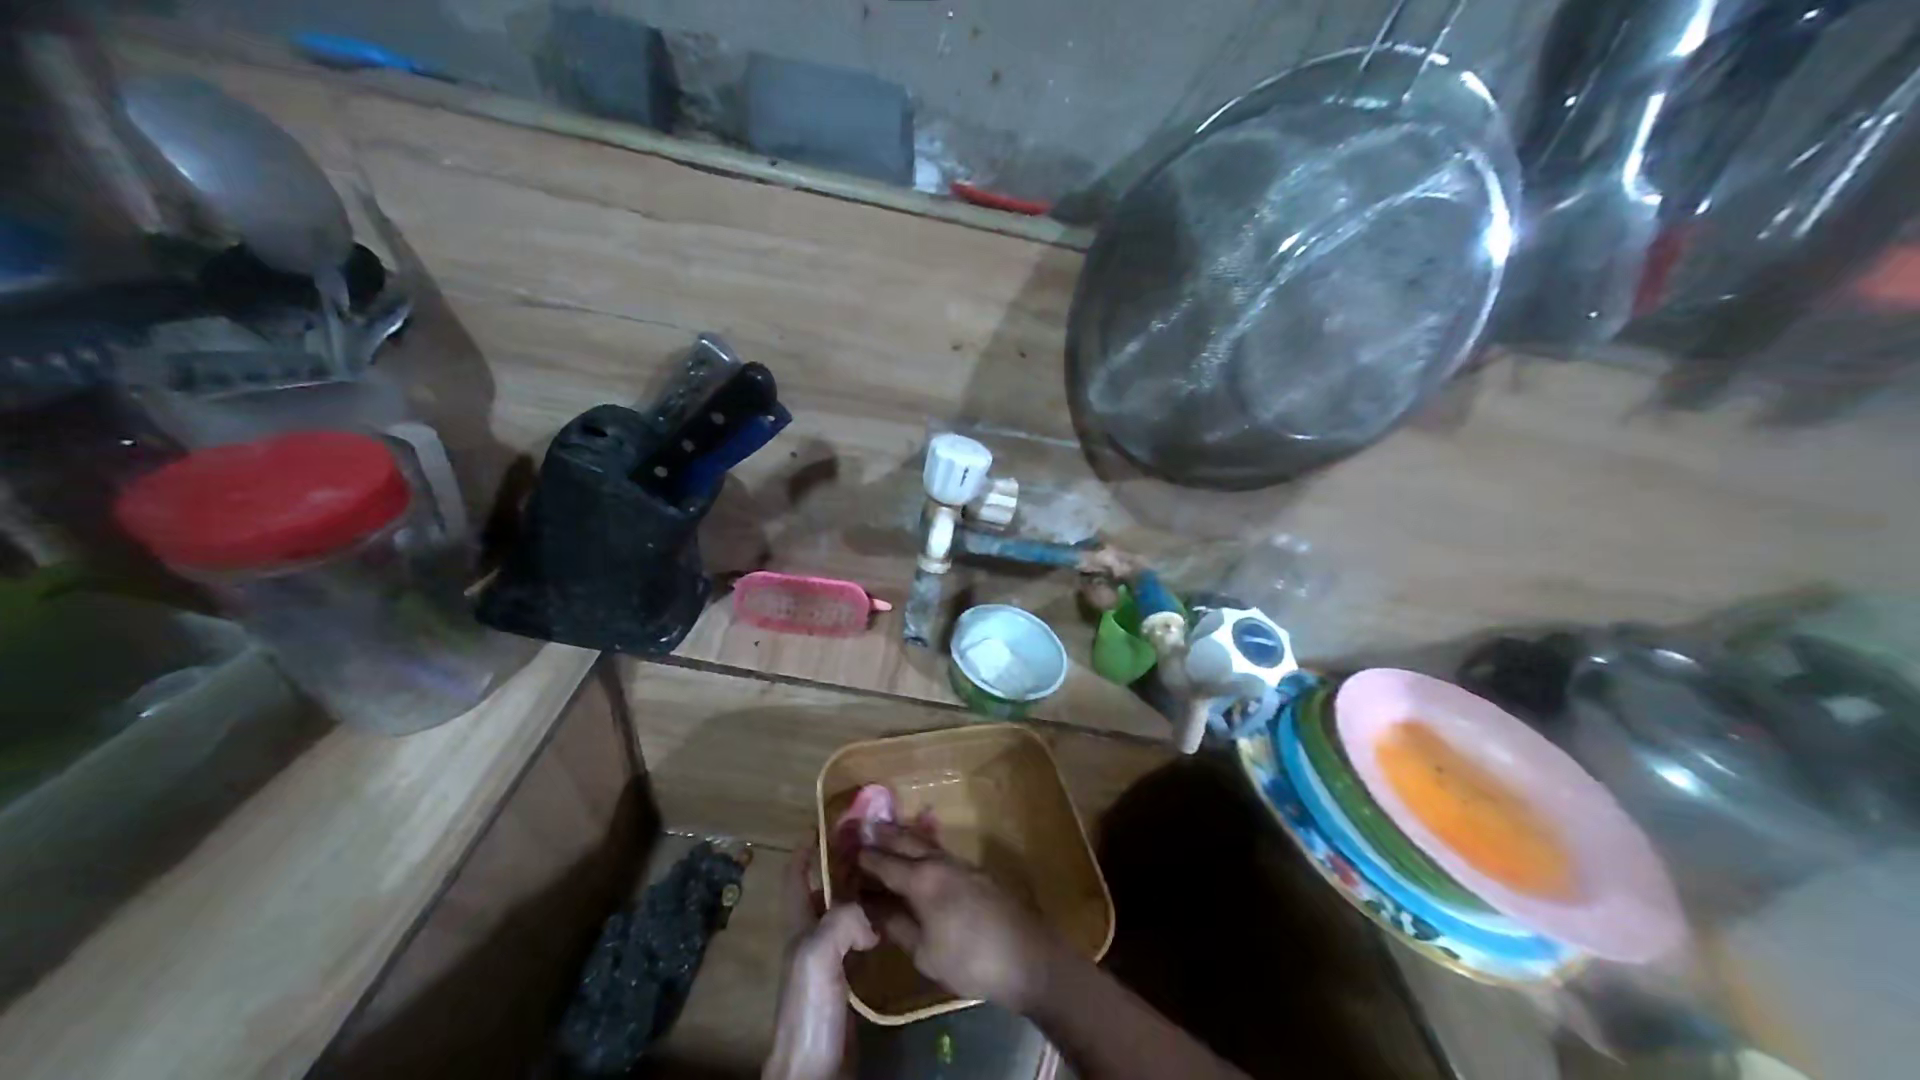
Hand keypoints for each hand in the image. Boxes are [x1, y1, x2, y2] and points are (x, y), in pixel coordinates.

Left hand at [764, 846, 877, 1079]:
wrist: (815, 1066)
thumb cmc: (809, 1005)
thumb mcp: (818, 954)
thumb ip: (841, 920)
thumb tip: (869, 915)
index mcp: (798, 922)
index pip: (796, 873)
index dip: (808, 846)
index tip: (831, 821)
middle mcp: (811, 933)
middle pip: (825, 886)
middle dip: (843, 861)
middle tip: (874, 840)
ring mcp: (828, 956)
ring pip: (845, 909)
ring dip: (861, 887)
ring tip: (889, 870)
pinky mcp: (847, 977)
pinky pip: (860, 934)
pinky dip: (874, 918)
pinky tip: (894, 916)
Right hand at [857, 823, 1058, 1010]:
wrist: (1027, 958)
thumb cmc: (970, 961)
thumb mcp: (925, 953)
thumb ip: (897, 926)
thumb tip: (873, 909)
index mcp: (922, 880)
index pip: (885, 863)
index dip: (864, 858)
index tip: (846, 850)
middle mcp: (939, 863)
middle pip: (906, 841)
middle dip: (883, 835)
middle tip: (862, 827)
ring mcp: (961, 864)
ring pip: (925, 842)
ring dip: (904, 836)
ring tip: (886, 830)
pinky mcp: (976, 872)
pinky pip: (941, 851)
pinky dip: (923, 846)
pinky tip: (921, 851)